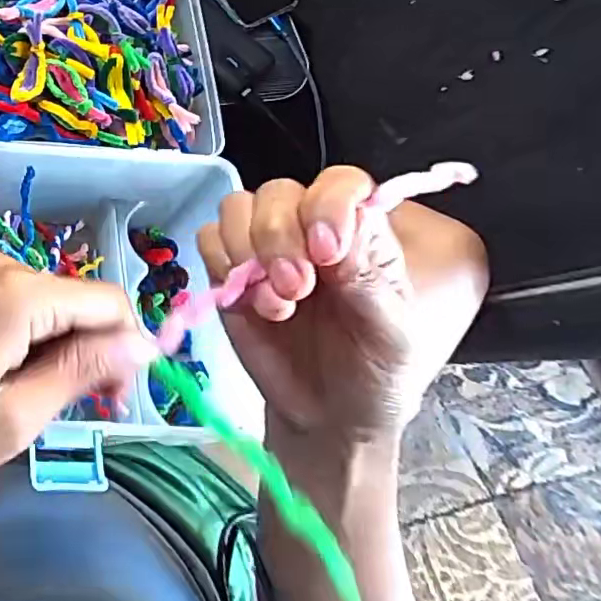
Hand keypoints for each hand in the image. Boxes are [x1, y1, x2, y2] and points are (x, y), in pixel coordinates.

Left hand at [0, 250, 152, 494]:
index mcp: (18, 295)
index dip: (126, 349)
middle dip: (93, 351)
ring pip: (54, 304)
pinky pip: (23, 304)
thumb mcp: (12, 420)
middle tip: (73, 412)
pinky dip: (33, 339)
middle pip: (80, 300)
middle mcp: (2, 268)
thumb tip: (141, 344)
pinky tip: (8, 377)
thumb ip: (80, 373)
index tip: (114, 400)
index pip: (109, 302)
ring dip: (62, 348)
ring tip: (32, 400)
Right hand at [196, 166, 486, 447]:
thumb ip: (368, 278)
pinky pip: (207, 238)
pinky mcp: (227, 271)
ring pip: (235, 207)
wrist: (326, 417)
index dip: (326, 204)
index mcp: (358, 234)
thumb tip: (333, 234)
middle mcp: (308, 230)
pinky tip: (249, 303)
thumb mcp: (392, 332)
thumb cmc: (373, 373)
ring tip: (276, 301)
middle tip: (296, 287)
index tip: (325, 251)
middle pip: (277, 192)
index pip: (340, 183)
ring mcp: (263, 248)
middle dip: (279, 237)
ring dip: (246, 249)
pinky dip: (221, 265)